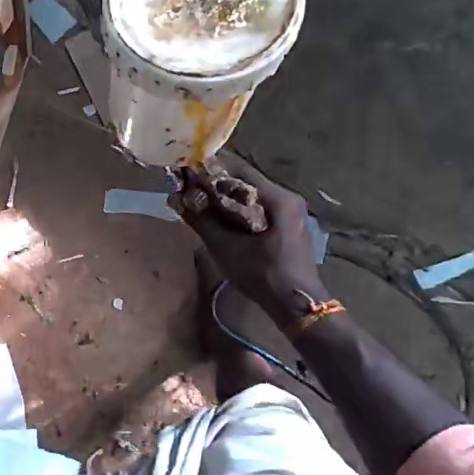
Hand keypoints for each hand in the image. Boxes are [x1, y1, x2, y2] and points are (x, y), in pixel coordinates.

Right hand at [173, 155, 327, 327]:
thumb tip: (176, 197)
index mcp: (279, 198)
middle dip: (217, 181)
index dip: (211, 167)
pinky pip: (259, 207)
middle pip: (246, 180)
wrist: (297, 307)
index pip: (240, 169)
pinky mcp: (287, 225)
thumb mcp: (227, 248)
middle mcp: (287, 198)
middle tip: (189, 185)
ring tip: (200, 198)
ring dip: (227, 195)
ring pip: (252, 194)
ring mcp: (290, 212)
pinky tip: (220, 215)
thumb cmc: (264, 275)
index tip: (187, 169)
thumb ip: (202, 221)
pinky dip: (238, 207)